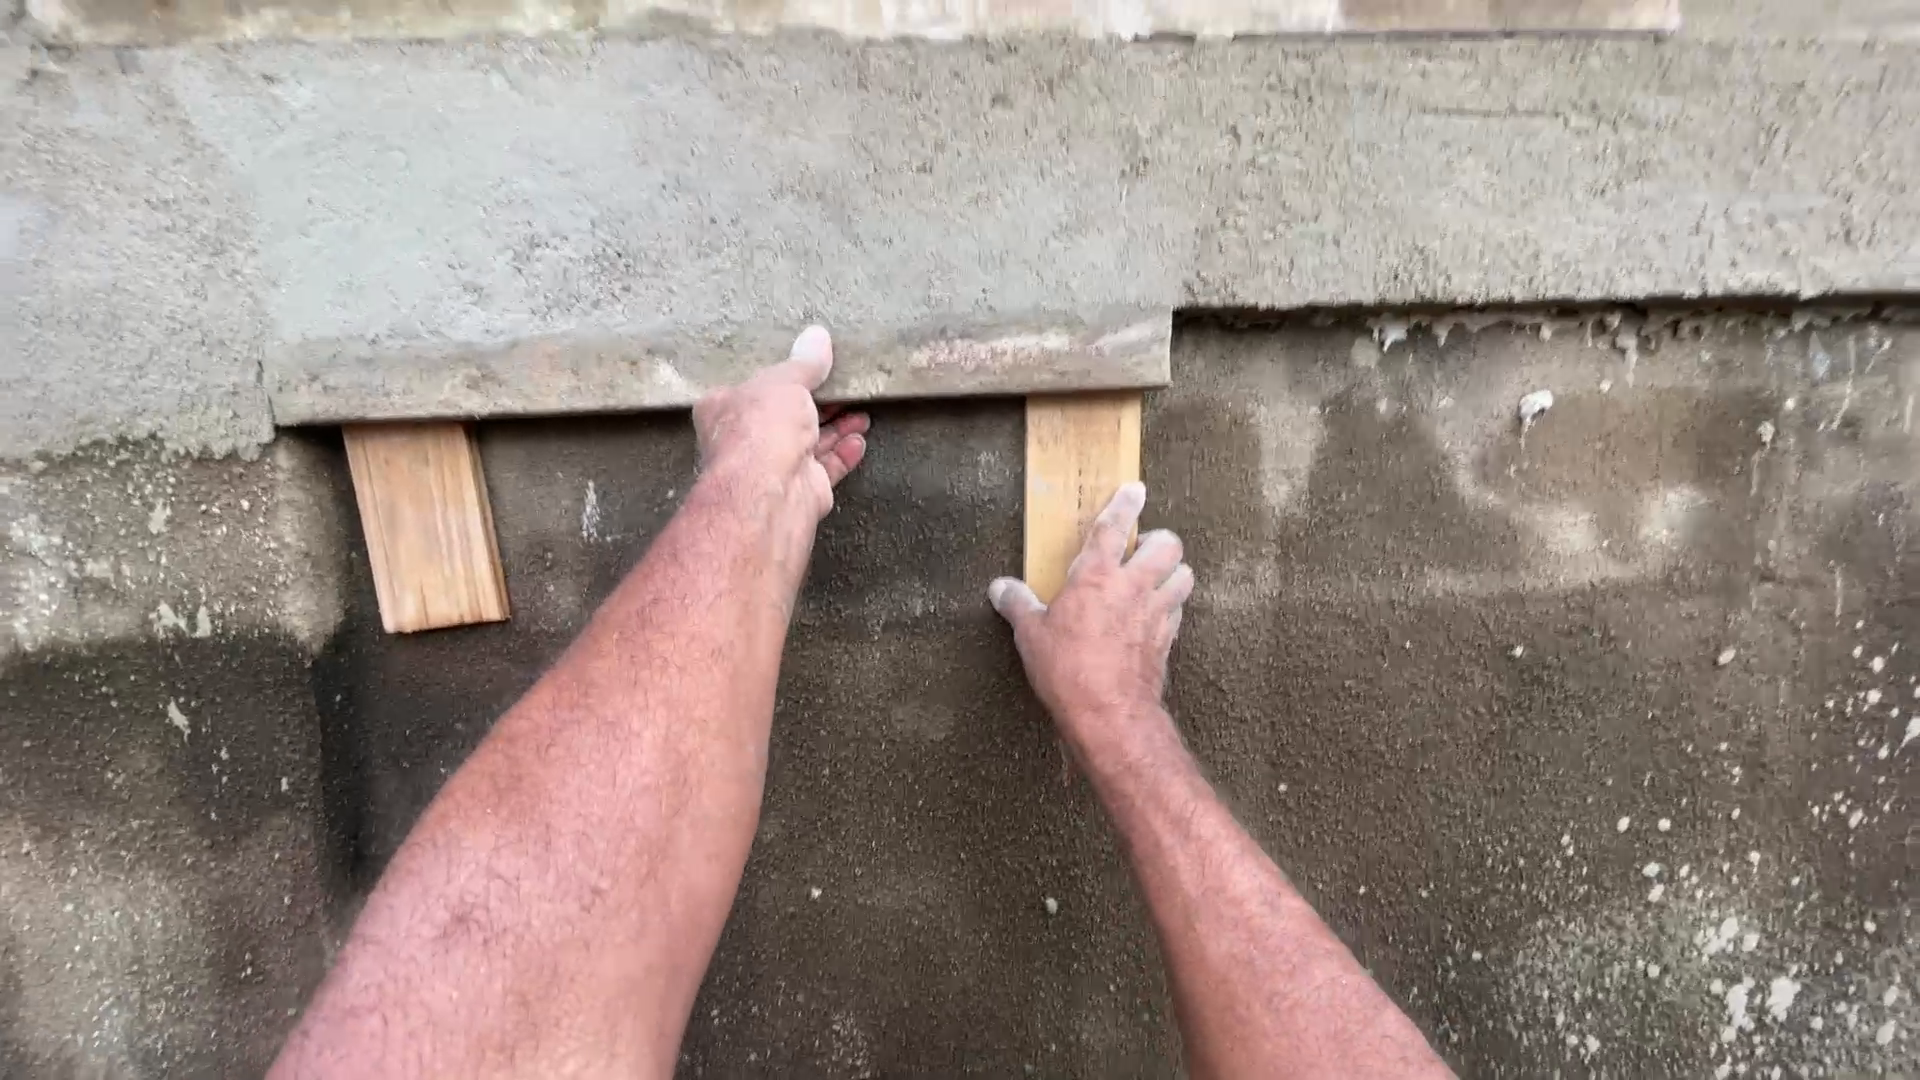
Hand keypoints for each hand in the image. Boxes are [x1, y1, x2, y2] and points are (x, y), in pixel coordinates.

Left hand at [692, 326, 869, 520]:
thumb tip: (817, 338)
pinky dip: (844, 454)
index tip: (811, 369)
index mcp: (727, 408)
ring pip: (811, 443)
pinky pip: (827, 468)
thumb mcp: (784, 381)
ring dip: (838, 428)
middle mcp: (748, 440)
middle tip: (845, 390)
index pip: (755, 387)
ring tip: (861, 413)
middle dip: (819, 404)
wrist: (771, 491)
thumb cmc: (761, 431)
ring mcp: (775, 468)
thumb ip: (804, 364)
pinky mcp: (802, 490)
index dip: (784, 378)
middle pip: (788, 416)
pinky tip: (858, 441)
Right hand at [988, 483, 1194, 764]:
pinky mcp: (1168, 639)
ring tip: (1159, 574)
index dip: (1125, 504)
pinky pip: (1179, 609)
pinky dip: (1172, 604)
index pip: (1113, 527)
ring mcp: (1156, 612)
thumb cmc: (1067, 669)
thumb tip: (999, 588)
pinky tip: (1157, 612)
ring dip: (1175, 570)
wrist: (1109, 713)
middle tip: (1145, 545)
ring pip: (1184, 574)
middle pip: (1167, 544)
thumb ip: (1017, 604)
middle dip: (1160, 538)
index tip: (1134, 489)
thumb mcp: (1030, 634)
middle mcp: (1132, 586)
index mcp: (1096, 576)